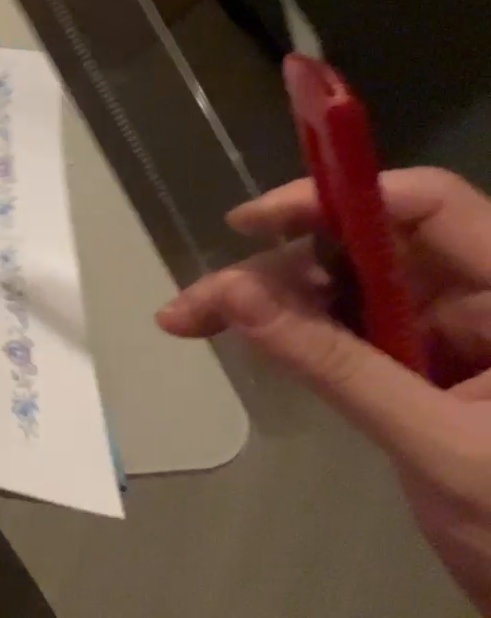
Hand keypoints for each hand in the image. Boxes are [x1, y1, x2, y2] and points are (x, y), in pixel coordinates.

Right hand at [157, 168, 490, 612]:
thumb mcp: (445, 452)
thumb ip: (338, 368)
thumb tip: (230, 292)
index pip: (428, 208)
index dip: (337, 199)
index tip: (252, 225)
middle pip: (362, 249)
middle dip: (270, 269)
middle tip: (196, 303)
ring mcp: (462, 337)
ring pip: (341, 287)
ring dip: (261, 299)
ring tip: (190, 321)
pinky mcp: (430, 367)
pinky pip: (346, 328)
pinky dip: (285, 330)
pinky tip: (234, 336)